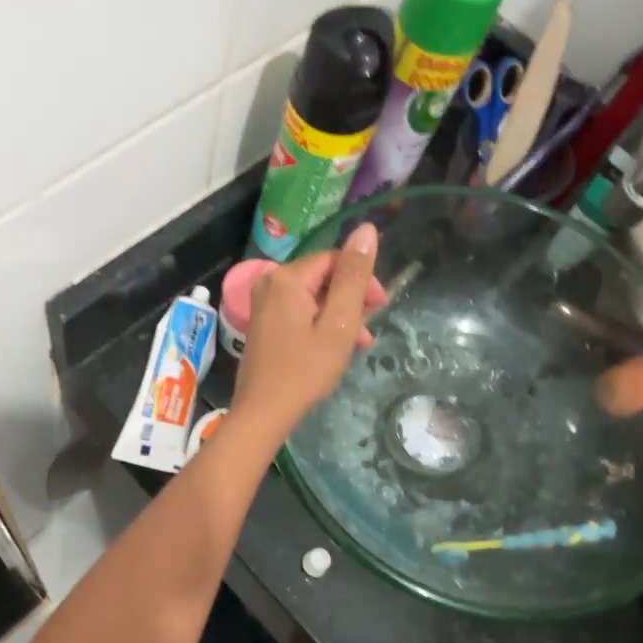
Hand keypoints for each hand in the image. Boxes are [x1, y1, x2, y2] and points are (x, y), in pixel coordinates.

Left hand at [232, 224, 386, 439]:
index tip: (379, 306)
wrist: (263, 412)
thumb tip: (366, 229)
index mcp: (287, 278)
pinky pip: (299, 312)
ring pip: (312, 298)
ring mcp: (263, 304)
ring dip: (338, 316)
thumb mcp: (338, 324)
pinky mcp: (263, 323)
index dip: (361, 279)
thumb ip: (353, 277)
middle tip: (368, 330)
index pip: (334, 260)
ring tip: (358, 344)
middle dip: (350, 301)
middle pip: (322, 278)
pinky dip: (319, 325)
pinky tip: (335, 348)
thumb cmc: (304, 370)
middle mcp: (270, 283)